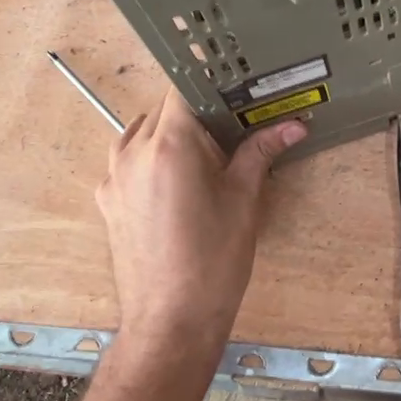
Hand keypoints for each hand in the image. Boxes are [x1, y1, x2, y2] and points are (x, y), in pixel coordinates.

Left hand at [96, 89, 306, 356]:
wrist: (170, 322)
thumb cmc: (213, 260)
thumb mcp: (244, 200)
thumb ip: (261, 152)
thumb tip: (293, 125)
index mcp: (169, 145)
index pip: (182, 87)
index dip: (206, 79)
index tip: (229, 79)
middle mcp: (134, 153)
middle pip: (163, 109)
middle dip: (196, 112)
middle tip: (231, 125)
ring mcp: (114, 178)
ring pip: (141, 133)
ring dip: (170, 133)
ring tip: (204, 155)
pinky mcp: (107, 201)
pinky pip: (127, 161)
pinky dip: (150, 158)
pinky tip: (176, 181)